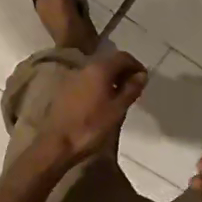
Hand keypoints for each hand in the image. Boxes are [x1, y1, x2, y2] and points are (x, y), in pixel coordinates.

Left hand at [37, 51, 147, 167]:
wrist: (57, 144)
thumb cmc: (92, 126)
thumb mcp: (118, 109)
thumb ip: (131, 89)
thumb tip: (142, 75)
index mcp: (100, 70)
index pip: (123, 57)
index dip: (136, 65)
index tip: (144, 78)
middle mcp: (85, 68)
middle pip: (109, 62)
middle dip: (123, 71)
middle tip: (134, 87)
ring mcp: (72, 78)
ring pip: (97, 71)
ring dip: (111, 78)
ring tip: (120, 95)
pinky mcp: (65, 90)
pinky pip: (87, 80)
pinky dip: (99, 85)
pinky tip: (102, 101)